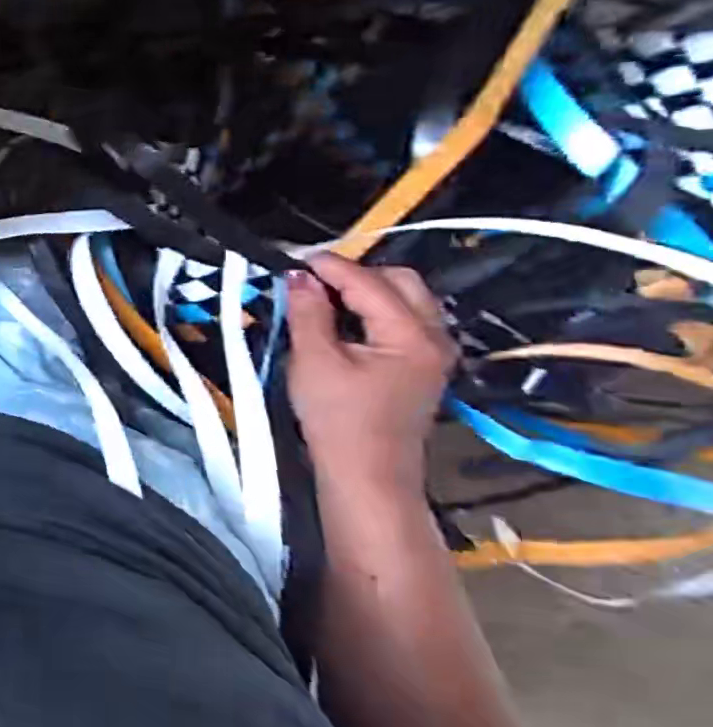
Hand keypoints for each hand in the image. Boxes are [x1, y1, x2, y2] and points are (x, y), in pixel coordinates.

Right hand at [285, 254, 456, 496]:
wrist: (364, 469)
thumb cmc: (337, 416)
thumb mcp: (314, 360)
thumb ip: (308, 313)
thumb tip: (298, 277)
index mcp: (411, 334)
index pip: (369, 282)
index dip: (330, 265)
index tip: (292, 257)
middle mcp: (434, 336)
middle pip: (400, 282)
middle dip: (354, 272)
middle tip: (308, 278)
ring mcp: (432, 351)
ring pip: (404, 299)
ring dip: (364, 290)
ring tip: (319, 295)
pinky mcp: (420, 365)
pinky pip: (401, 319)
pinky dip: (371, 309)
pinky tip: (338, 319)